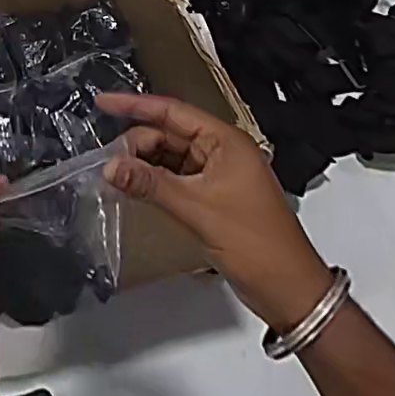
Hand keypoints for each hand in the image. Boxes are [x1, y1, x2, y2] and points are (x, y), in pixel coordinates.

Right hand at [97, 93, 334, 332]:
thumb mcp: (198, 210)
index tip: (102, 102)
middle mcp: (220, 151)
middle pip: (166, 134)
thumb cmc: (256, 244)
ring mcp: (216, 173)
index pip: (172, 111)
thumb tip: (109, 167)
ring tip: (115, 176)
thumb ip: (150, 184)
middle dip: (135, 144)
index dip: (134, 105)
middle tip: (109, 162)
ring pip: (167, 156)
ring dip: (142, 164)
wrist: (292, 293)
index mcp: (226, 142)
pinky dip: (152, 180)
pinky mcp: (210, 195)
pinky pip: (173, 177)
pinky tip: (132, 188)